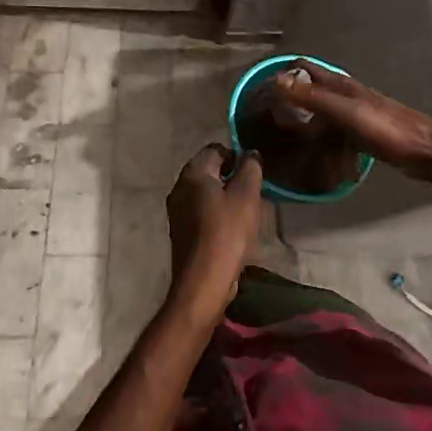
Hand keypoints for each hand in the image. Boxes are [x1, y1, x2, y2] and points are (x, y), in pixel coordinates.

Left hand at [166, 145, 264, 311]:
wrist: (203, 281)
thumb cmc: (227, 231)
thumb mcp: (246, 195)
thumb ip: (250, 168)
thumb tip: (250, 154)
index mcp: (192, 172)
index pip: (216, 149)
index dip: (237, 156)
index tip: (254, 173)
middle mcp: (179, 187)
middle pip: (210, 171)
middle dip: (233, 179)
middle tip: (254, 194)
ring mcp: (176, 211)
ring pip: (206, 194)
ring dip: (226, 199)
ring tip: (246, 214)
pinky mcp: (180, 232)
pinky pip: (201, 213)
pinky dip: (217, 216)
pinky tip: (232, 232)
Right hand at [273, 61, 431, 176]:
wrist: (426, 152)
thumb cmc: (386, 129)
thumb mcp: (344, 112)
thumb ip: (311, 97)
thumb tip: (276, 80)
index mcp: (340, 84)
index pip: (304, 68)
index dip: (283, 73)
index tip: (261, 91)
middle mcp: (346, 94)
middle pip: (311, 89)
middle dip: (289, 97)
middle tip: (267, 117)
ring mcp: (356, 113)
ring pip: (321, 110)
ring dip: (304, 118)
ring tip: (283, 136)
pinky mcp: (363, 133)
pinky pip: (332, 130)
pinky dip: (319, 136)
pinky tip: (312, 152)